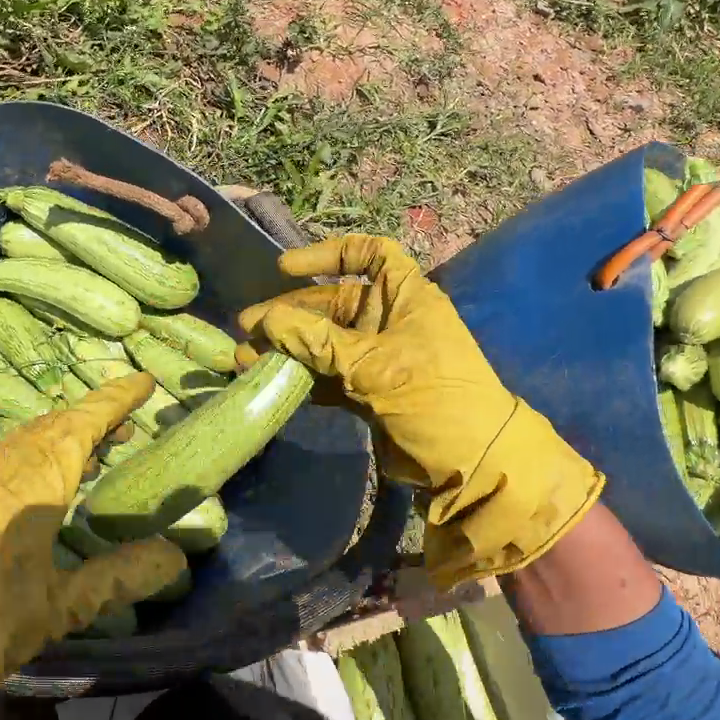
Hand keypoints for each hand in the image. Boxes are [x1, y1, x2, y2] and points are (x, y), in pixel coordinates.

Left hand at [0, 376, 187, 719]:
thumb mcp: (57, 608)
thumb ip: (116, 578)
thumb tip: (174, 557)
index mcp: (34, 484)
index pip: (82, 425)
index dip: (115, 400)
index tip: (143, 382)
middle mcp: (3, 469)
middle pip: (54, 425)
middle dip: (93, 416)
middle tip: (127, 426)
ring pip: (26, 439)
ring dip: (63, 434)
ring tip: (91, 451)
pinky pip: (5, 457)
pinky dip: (35, 453)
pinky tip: (39, 482)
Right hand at [238, 235, 603, 586]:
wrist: (471, 465)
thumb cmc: (433, 396)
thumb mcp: (375, 364)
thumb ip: (316, 341)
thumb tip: (265, 320)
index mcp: (404, 295)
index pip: (368, 254)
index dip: (327, 254)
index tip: (285, 268)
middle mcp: (388, 318)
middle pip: (331, 303)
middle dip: (289, 314)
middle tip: (247, 329)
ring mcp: (377, 356)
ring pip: (323, 342)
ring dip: (288, 349)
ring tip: (247, 360)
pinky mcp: (368, 391)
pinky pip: (327, 375)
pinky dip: (302, 379)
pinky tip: (273, 384)